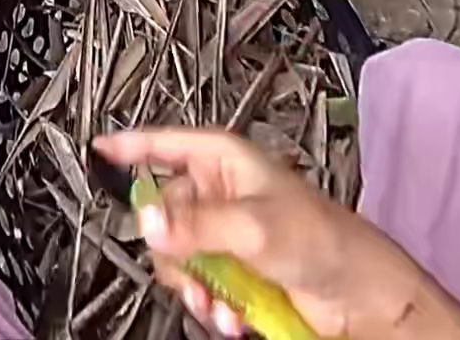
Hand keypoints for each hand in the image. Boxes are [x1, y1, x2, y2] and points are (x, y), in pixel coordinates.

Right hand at [92, 128, 459, 339]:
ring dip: (189, 282)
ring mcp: (222, 228)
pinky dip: (206, 301)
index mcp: (217, 157)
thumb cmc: (319, 236)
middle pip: (162, 209)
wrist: (363, 296)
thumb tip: (148, 223)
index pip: (160, 142)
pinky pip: (196, 278)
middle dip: (169, 247)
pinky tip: (228, 316)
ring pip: (175, 251)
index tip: (97, 148)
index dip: (127, 144)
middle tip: (184, 269)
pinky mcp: (230, 264)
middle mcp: (214, 188)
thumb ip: (196, 225)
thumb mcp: (252, 225)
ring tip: (213, 303)